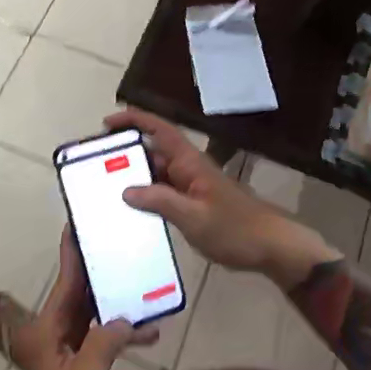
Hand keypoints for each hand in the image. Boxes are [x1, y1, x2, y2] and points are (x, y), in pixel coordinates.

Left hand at [9, 234, 156, 369]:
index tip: (76, 224)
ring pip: (94, 309)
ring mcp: (70, 341)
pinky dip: (124, 330)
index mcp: (48, 326)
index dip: (71, 253)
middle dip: (98, 269)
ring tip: (143, 282)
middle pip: (79, 290)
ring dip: (117, 301)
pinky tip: (149, 330)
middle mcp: (56, 327)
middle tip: (118, 242)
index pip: (64, 282)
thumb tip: (124, 318)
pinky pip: (105, 331)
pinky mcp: (84, 355)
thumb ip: (103, 344)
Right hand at [104, 109, 340, 287]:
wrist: (275, 249)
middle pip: (152, 151)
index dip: (133, 120)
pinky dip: (145, 195)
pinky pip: (163, 192)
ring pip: (156, 173)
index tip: (107, 124)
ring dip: (133, 176)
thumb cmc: (237, 230)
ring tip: (105, 186)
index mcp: (190, 163)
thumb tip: (125, 190)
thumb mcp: (194, 218)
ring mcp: (192, 186)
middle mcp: (189, 169)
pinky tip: (130, 209)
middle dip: (124, 152)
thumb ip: (159, 201)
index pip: (159, 129)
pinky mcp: (195, 203)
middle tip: (95, 163)